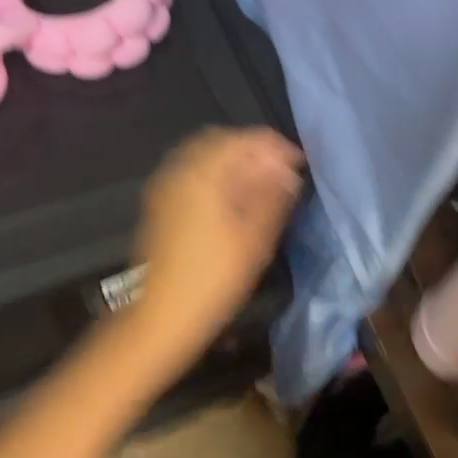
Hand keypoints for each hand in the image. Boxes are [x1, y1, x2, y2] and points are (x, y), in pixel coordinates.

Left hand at [130, 128, 303, 355]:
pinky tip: (232, 199)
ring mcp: (164, 186)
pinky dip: (215, 175)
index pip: (244, 139)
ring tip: (261, 186)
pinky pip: (191, 172)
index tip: (298, 164)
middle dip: (252, 150)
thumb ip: (272, 195)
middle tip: (280, 172)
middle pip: (221, 141)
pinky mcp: (159, 204)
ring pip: (204, 156)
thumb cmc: (213, 279)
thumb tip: (286, 168)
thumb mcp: (254, 237)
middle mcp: (179, 170)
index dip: (275, 147)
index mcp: (202, 173)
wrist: (161, 317)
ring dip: (234, 162)